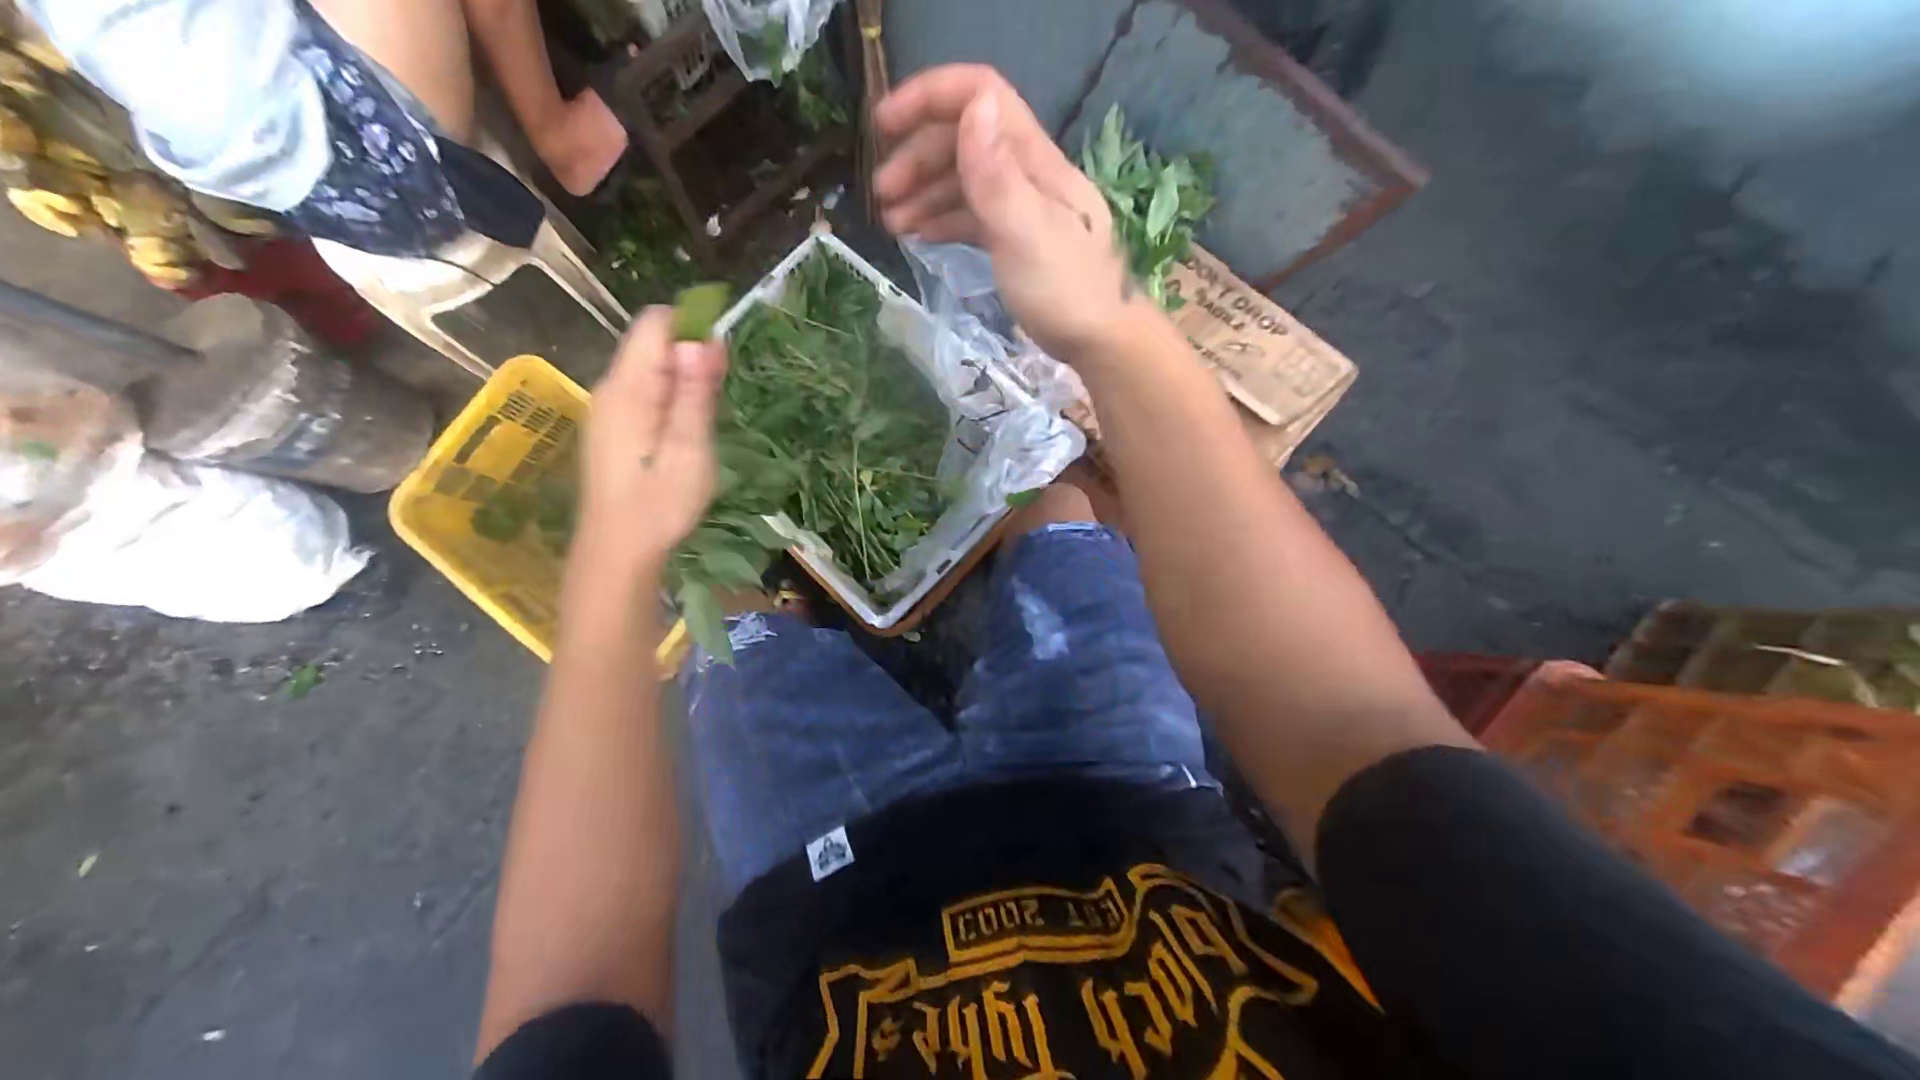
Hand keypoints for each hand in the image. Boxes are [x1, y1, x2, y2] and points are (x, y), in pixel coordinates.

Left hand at [577, 306, 726, 569]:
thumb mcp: (689, 449)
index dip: (694, 328)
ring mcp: (610, 409)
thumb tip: (704, 339)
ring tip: (703, 426)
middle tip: (716, 405)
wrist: (618, 552)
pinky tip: (685, 437)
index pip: (657, 323)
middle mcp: (612, 389)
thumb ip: (695, 393)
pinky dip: (672, 401)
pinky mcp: (615, 428)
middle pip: (654, 344)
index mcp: (627, 388)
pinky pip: (647, 394)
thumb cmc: (658, 505)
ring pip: (653, 370)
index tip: (722, 363)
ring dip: (685, 383)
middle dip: (692, 360)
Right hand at [874, 65, 1154, 359]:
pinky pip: (972, 213)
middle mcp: (1027, 173)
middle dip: (916, 156)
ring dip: (922, 191)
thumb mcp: (1027, 233)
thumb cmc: (1064, 291)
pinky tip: (919, 235)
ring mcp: (1021, 205)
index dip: (929, 97)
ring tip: (891, 222)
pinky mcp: (1015, 237)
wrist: (1099, 340)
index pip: (980, 96)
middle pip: (963, 138)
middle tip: (881, 195)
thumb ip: (998, 175)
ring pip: (963, 178)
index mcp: (1033, 160)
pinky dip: (941, 218)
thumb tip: (974, 105)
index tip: (884, 125)